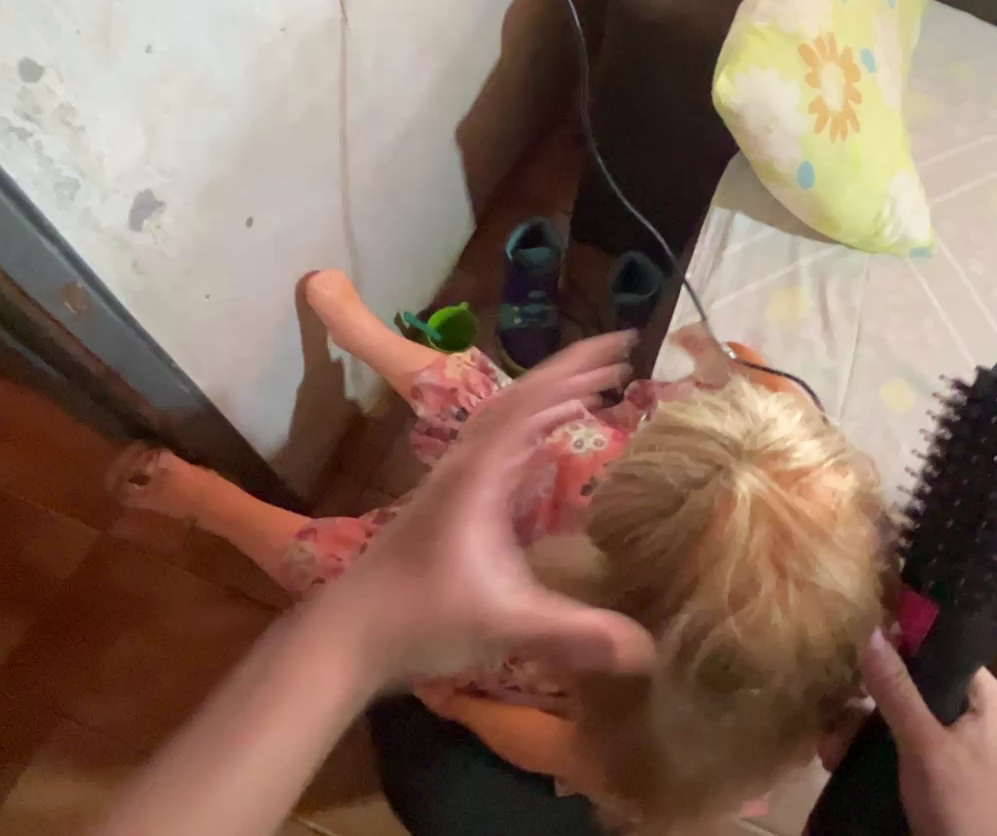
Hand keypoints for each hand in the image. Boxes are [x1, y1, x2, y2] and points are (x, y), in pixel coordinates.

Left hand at [321, 332, 656, 685]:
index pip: (534, 398)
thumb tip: (650, 651)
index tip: (622, 345)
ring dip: (552, 394)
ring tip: (597, 388)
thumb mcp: (505, 624)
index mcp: (481, 471)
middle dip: (573, 372)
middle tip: (622, 360)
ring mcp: (458, 474)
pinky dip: (534, 423)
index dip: (579, 366)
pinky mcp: (455, 494)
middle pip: (523, 395)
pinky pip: (502, 438)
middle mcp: (468, 460)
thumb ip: (576, 633)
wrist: (347, 634)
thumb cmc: (421, 618)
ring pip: (509, 414)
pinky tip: (552, 436)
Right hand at [823, 632, 996, 835]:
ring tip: (829, 751)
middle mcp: (964, 713)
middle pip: (906, 681)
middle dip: (864, 697)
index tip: (857, 637)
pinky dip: (860, 750)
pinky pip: (886, 745)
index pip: (938, 647)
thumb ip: (896, 688)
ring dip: (854, 728)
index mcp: (981, 697)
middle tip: (834, 710)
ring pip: (890, 714)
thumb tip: (869, 628)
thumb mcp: (925, 746)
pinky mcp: (924, 773)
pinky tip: (834, 760)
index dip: (898, 638)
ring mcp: (944, 745)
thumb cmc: (964, 811)